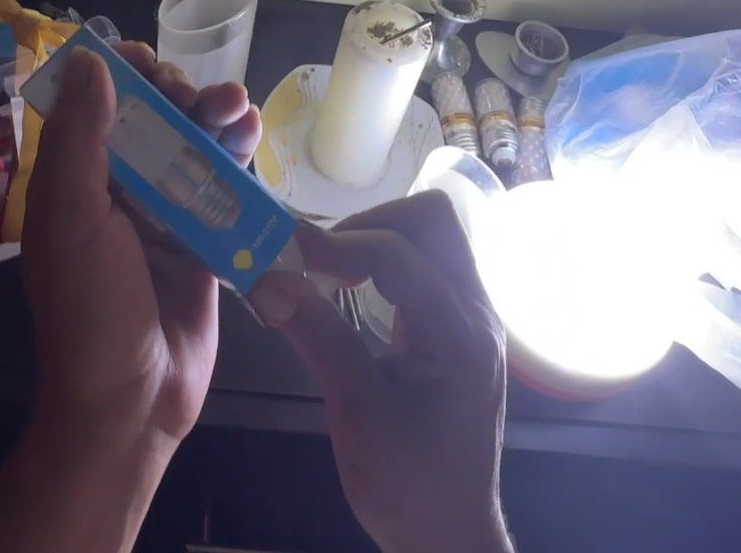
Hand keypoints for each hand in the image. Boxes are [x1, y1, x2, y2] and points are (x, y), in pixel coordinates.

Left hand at [0, 41, 260, 551]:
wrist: (133, 402)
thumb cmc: (92, 309)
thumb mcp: (75, 220)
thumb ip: (81, 139)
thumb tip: (90, 61)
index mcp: (77, 177)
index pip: (98, 103)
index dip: (123, 75)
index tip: (151, 68)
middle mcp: (119, 186)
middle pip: (154, 116)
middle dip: (179, 92)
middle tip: (198, 99)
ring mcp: (165, 211)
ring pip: (193, 143)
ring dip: (216, 115)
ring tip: (238, 106)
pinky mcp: (204, 235)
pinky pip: (222, 183)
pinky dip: (238, 155)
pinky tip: (252, 134)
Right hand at [251, 194, 510, 552]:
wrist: (449, 532)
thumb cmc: (408, 483)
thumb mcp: (357, 412)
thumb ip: (318, 336)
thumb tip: (265, 278)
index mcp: (460, 333)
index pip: (398, 255)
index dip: (338, 243)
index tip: (285, 250)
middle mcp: (476, 309)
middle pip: (432, 220)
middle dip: (368, 224)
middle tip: (319, 257)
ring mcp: (470, 312)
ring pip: (432, 232)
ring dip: (377, 235)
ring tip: (330, 266)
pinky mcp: (456, 319)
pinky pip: (426, 259)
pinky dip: (384, 256)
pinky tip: (352, 284)